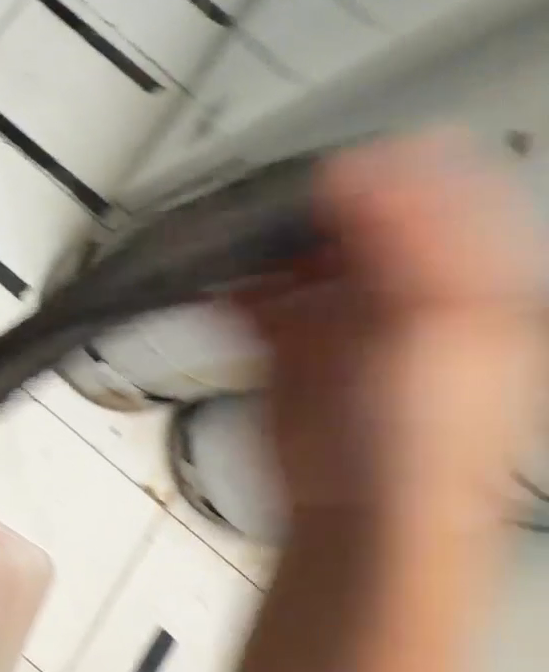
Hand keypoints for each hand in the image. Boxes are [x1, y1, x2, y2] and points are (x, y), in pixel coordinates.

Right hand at [242, 134, 542, 529]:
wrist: (356, 502)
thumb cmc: (418, 433)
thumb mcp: (438, 323)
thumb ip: (405, 243)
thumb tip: (354, 172)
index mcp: (458, 269)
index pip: (424, 184)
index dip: (377, 168)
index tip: (322, 172)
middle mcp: (396, 281)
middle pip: (343, 213)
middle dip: (298, 206)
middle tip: (256, 209)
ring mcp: (335, 310)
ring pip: (287, 249)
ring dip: (253, 243)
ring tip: (225, 245)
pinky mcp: (281, 340)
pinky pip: (247, 294)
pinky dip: (225, 286)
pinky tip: (214, 285)